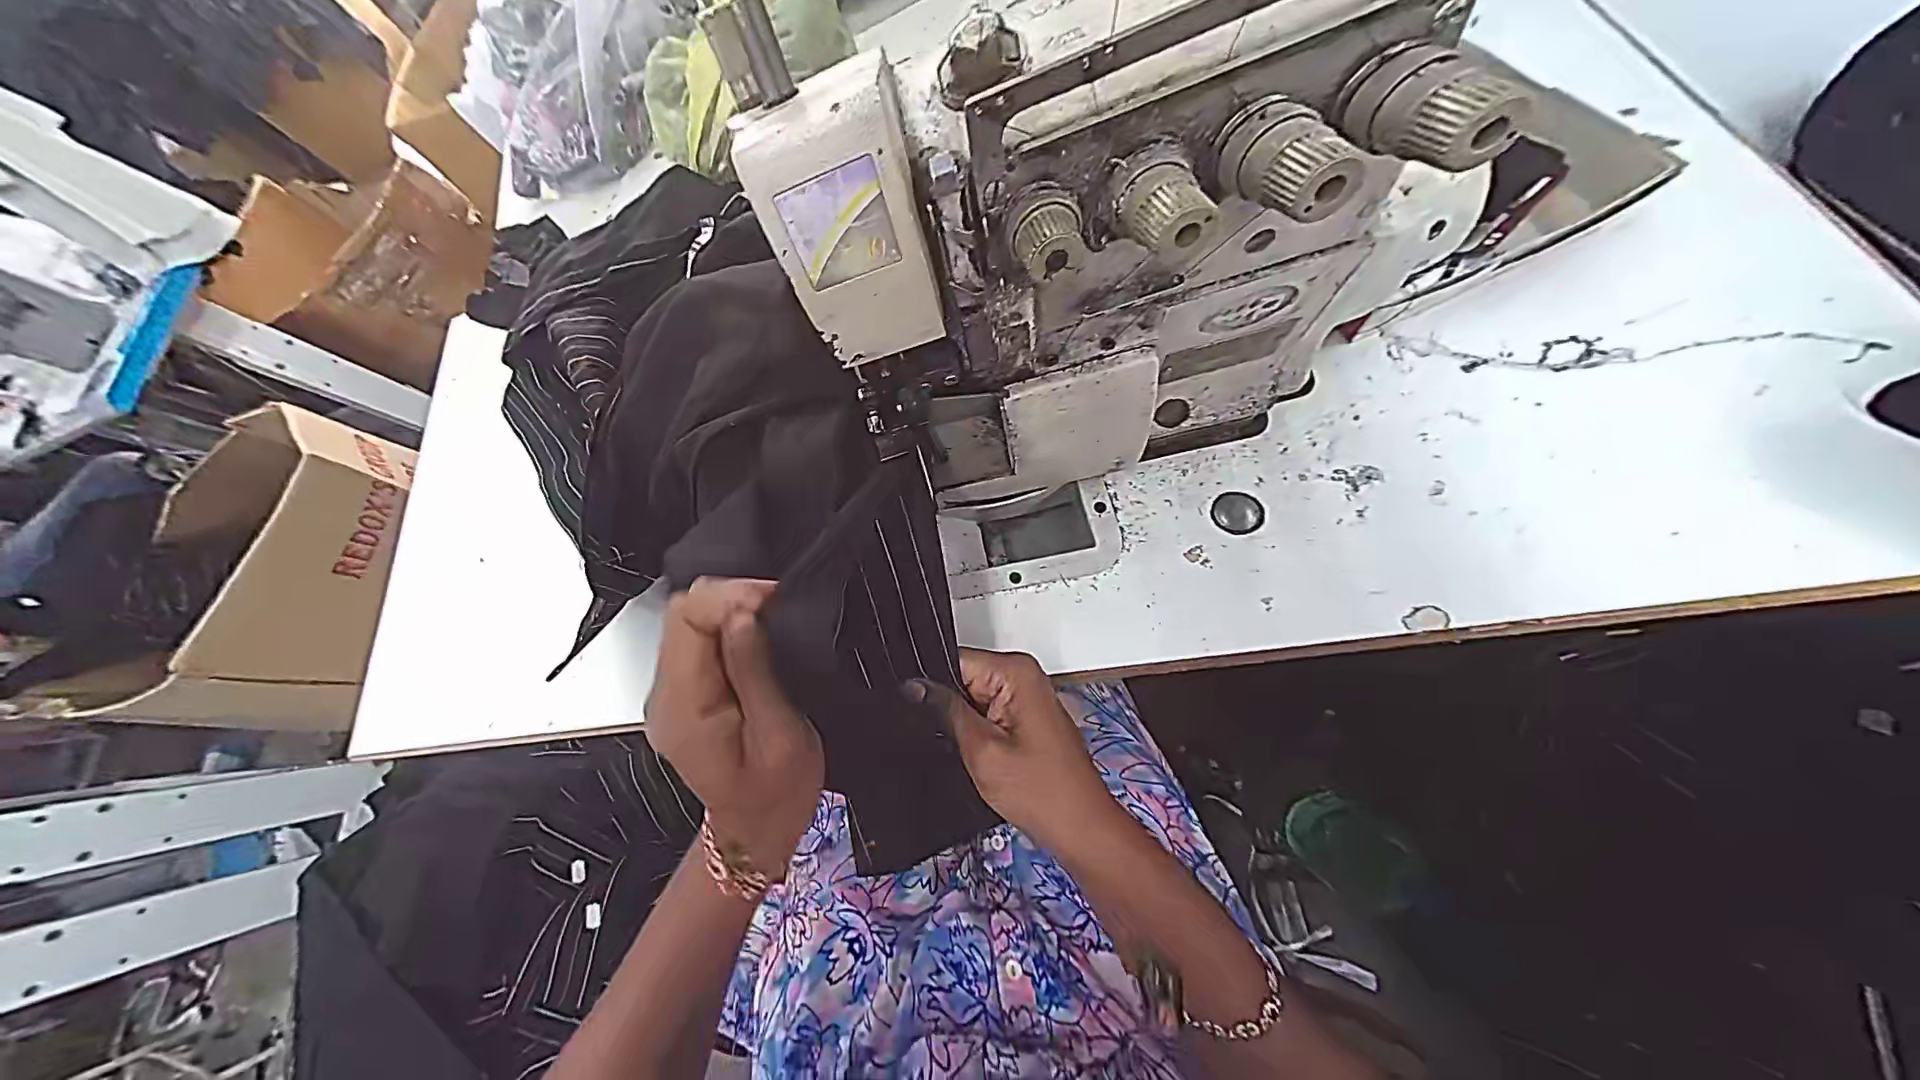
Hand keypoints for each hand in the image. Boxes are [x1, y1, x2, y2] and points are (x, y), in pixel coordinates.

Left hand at [644, 578, 823, 877]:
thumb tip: (744, 614)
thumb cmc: (776, 793)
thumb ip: (756, 671)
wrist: (758, 828)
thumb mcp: (780, 734)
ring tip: (775, 617)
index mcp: (684, 705)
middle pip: (682, 613)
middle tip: (778, 604)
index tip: (772, 598)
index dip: (729, 596)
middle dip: (731, 597)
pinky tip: (760, 636)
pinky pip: (703, 640)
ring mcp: (675, 692)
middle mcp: (668, 694)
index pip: (685, 618)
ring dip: (733, 609)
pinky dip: (732, 626)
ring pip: (692, 621)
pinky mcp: (690, 690)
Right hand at [909, 649, 1119, 851]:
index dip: (933, 687)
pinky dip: (981, 733)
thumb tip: (918, 689)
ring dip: (968, 725)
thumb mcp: (981, 751)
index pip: (955, 659)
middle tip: (961, 741)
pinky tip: (989, 755)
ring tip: (981, 752)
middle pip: (964, 677)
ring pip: (974, 698)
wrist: (1080, 827)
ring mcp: (1029, 695)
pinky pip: (989, 713)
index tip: (925, 712)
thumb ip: (947, 711)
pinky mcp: (1028, 715)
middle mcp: (1025, 675)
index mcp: (1016, 671)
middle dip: (952, 708)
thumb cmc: (1044, 793)